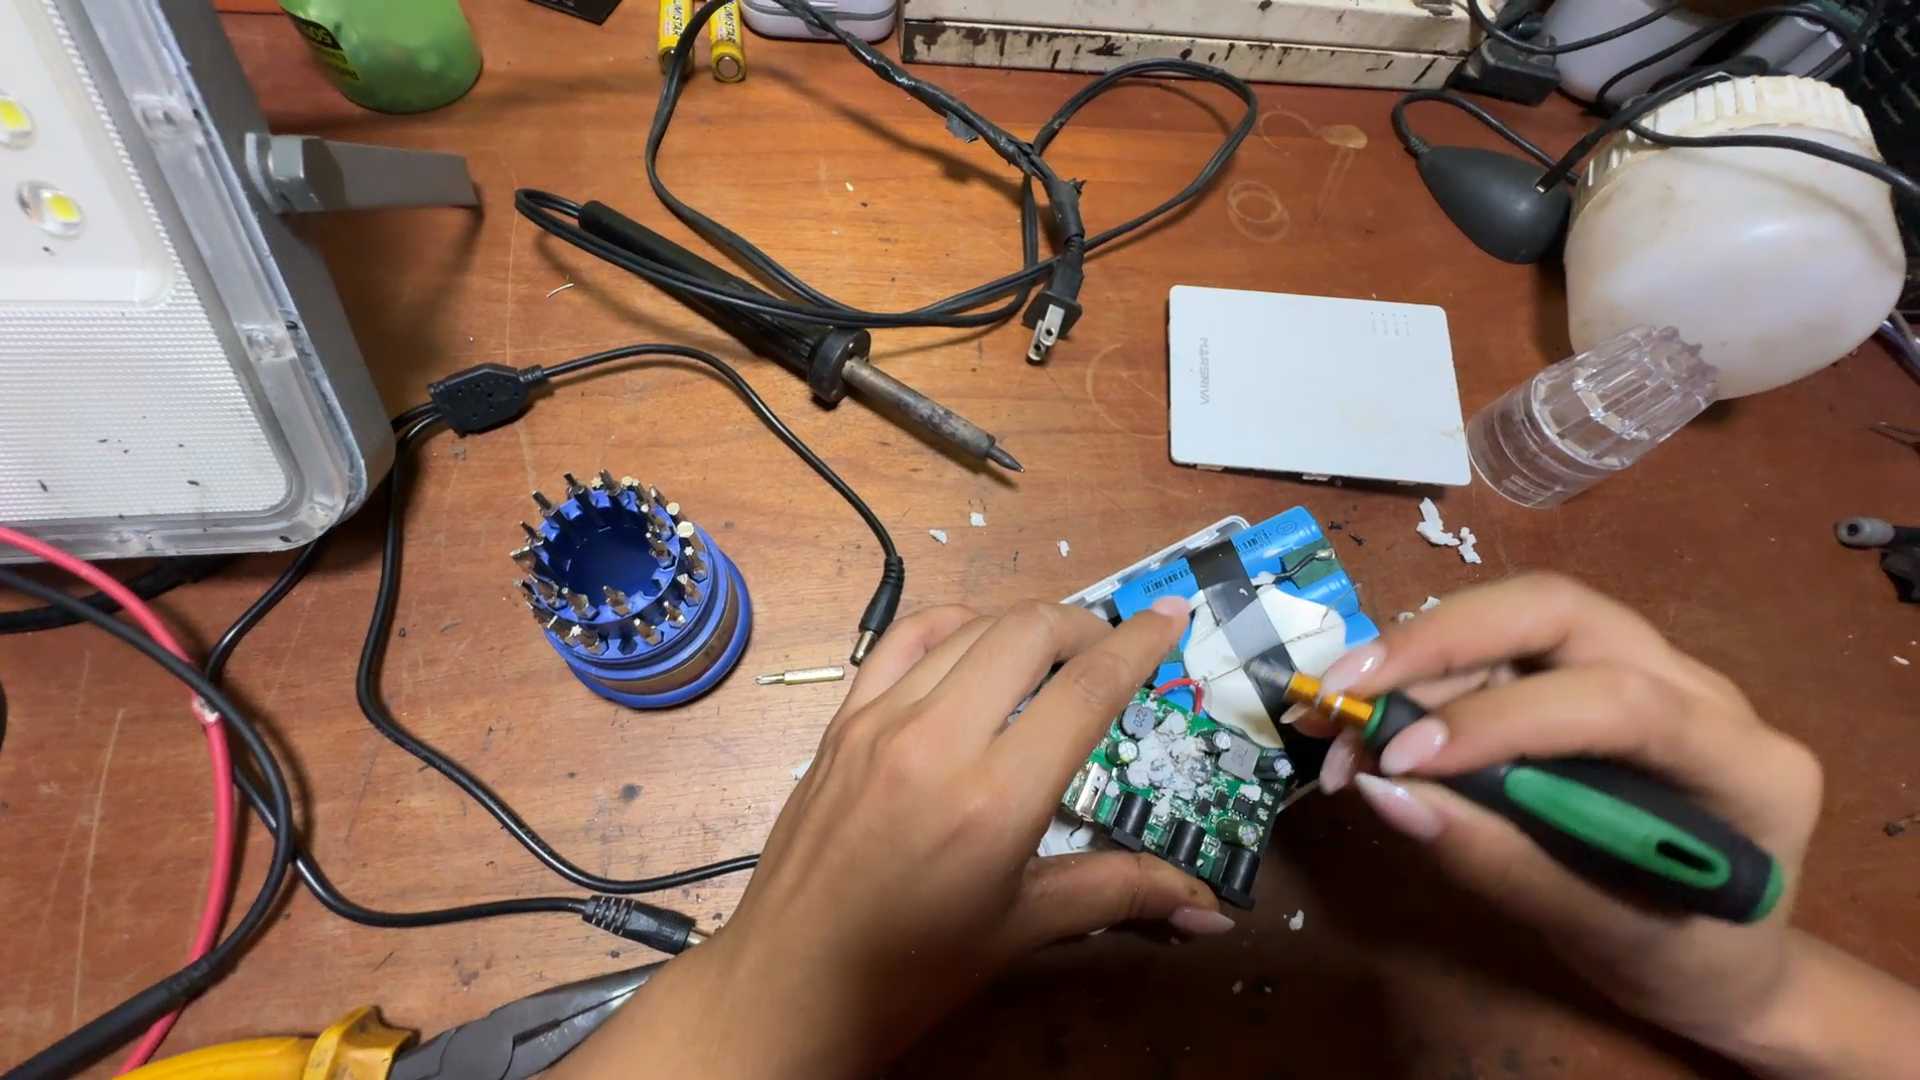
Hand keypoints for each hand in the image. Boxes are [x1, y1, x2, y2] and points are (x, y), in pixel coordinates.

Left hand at [561, 597, 1229, 1079]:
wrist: (791, 981)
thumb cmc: (916, 966)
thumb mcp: (1024, 926)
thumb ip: (1123, 893)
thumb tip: (1215, 913)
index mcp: (995, 797)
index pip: (1085, 689)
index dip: (1138, 644)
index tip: (1170, 617)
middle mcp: (939, 737)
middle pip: (1027, 632)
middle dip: (1082, 625)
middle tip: (1108, 650)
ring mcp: (881, 718)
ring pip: (969, 626)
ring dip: (1022, 624)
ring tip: (1049, 650)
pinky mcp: (843, 716)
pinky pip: (902, 639)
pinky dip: (951, 624)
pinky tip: (971, 642)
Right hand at [1294, 573, 1825, 1052]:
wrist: (1699, 947)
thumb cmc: (1676, 950)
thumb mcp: (1596, 928)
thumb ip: (1494, 859)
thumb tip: (1378, 789)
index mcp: (1740, 759)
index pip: (1619, 701)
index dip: (1500, 720)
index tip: (1402, 761)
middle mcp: (1684, 684)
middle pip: (1549, 612)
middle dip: (1433, 641)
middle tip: (1344, 685)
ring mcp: (1613, 667)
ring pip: (1493, 624)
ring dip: (1396, 667)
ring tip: (1329, 726)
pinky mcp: (1551, 674)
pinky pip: (1467, 654)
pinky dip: (1397, 685)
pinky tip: (1352, 730)